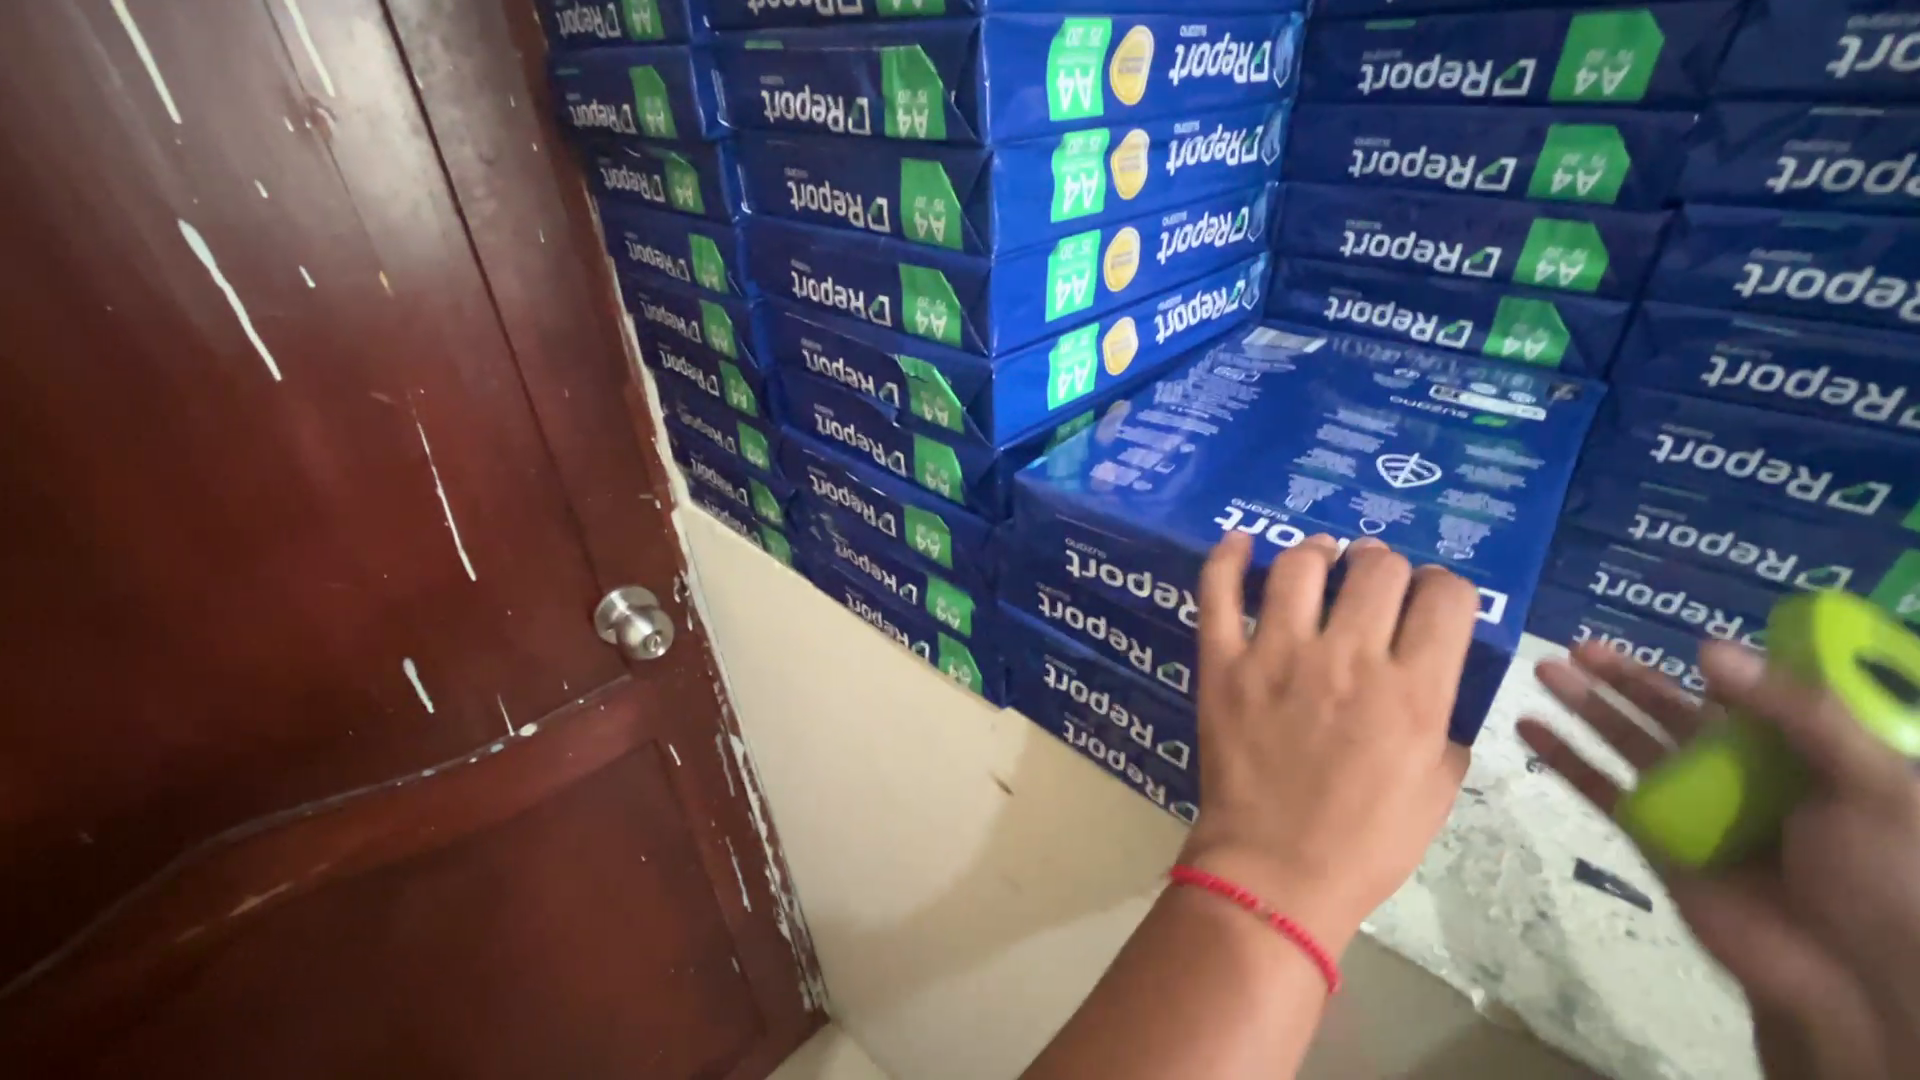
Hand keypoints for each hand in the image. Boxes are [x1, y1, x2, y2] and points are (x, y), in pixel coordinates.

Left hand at [1178, 533, 1480, 953]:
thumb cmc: (1366, 841)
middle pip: (1378, 568)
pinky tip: (1240, 541)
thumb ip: (1445, 720)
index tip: (1433, 598)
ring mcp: (1276, 654)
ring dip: (1319, 551)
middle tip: (1375, 579)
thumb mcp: (1438, 789)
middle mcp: (1347, 657)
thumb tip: (1433, 676)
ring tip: (1323, 557)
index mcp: (1413, 690)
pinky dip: (1226, 557)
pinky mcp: (1222, 662)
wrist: (1275, 870)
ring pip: (1301, 566)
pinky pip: (1216, 592)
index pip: (1445, 596)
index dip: (1446, 586)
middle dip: (1386, 565)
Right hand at [1519, 641, 1919, 1078]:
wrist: (1851, 976)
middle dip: (1623, 678)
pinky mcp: (1651, 834)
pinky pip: (1598, 787)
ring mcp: (1690, 803)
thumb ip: (1796, 712)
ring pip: (1625, 740)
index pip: (1746, 697)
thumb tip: (1707, 650)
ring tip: (1544, 670)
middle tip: (1578, 646)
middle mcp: (1739, 771)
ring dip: (1584, 705)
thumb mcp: (1872, 784)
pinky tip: (1528, 727)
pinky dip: (1562, 757)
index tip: (1669, 638)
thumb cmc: (1886, 875)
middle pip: (1670, 711)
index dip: (1707, 667)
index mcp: (1800, 755)